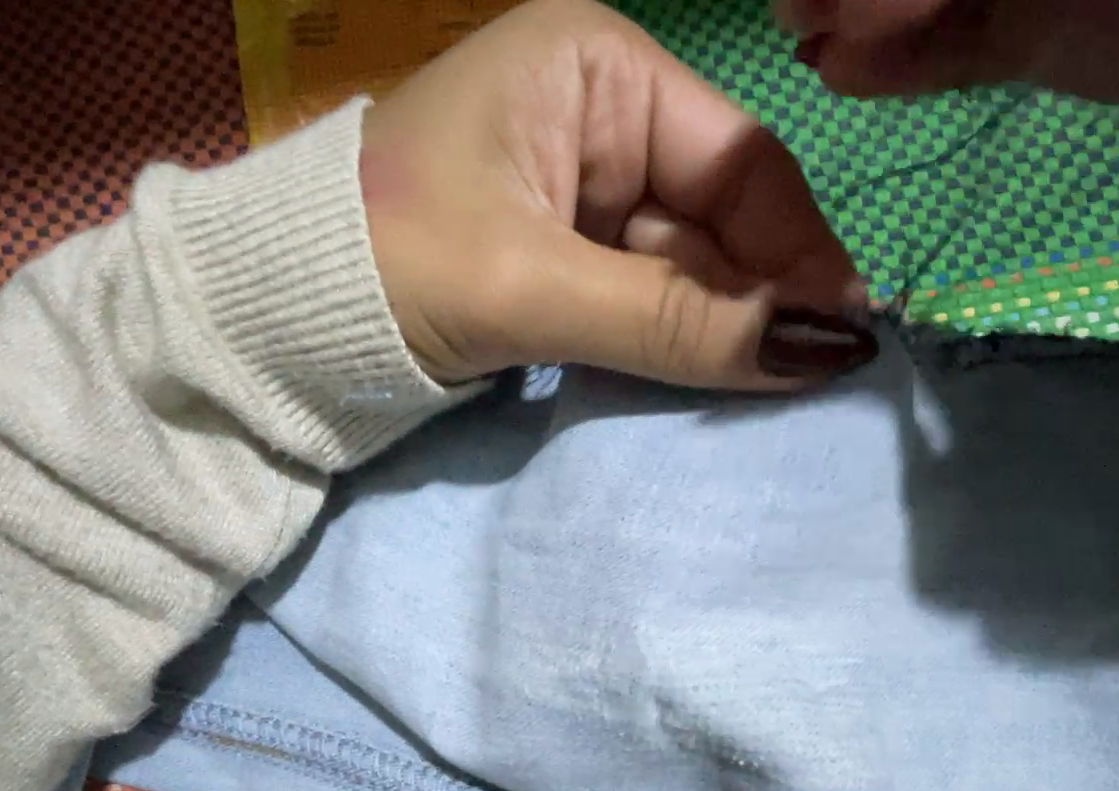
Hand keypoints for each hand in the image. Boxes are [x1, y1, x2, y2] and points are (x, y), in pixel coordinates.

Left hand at [359, 0, 875, 390]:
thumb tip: (817, 349)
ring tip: (777, 390)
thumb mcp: (531, 286)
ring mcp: (585, 194)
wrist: (274, 320)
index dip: (798, 249)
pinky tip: (716, 381)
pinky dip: (677, 344)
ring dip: (723, 330)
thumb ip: (672, 320)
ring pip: (687, 268)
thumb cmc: (384, 265)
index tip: (844, 333)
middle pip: (719, 217)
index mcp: (596, 71)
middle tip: (816, 378)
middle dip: (762, 297)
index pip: (738, 159)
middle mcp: (601, 120)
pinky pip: (646, 301)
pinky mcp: (566, 258)